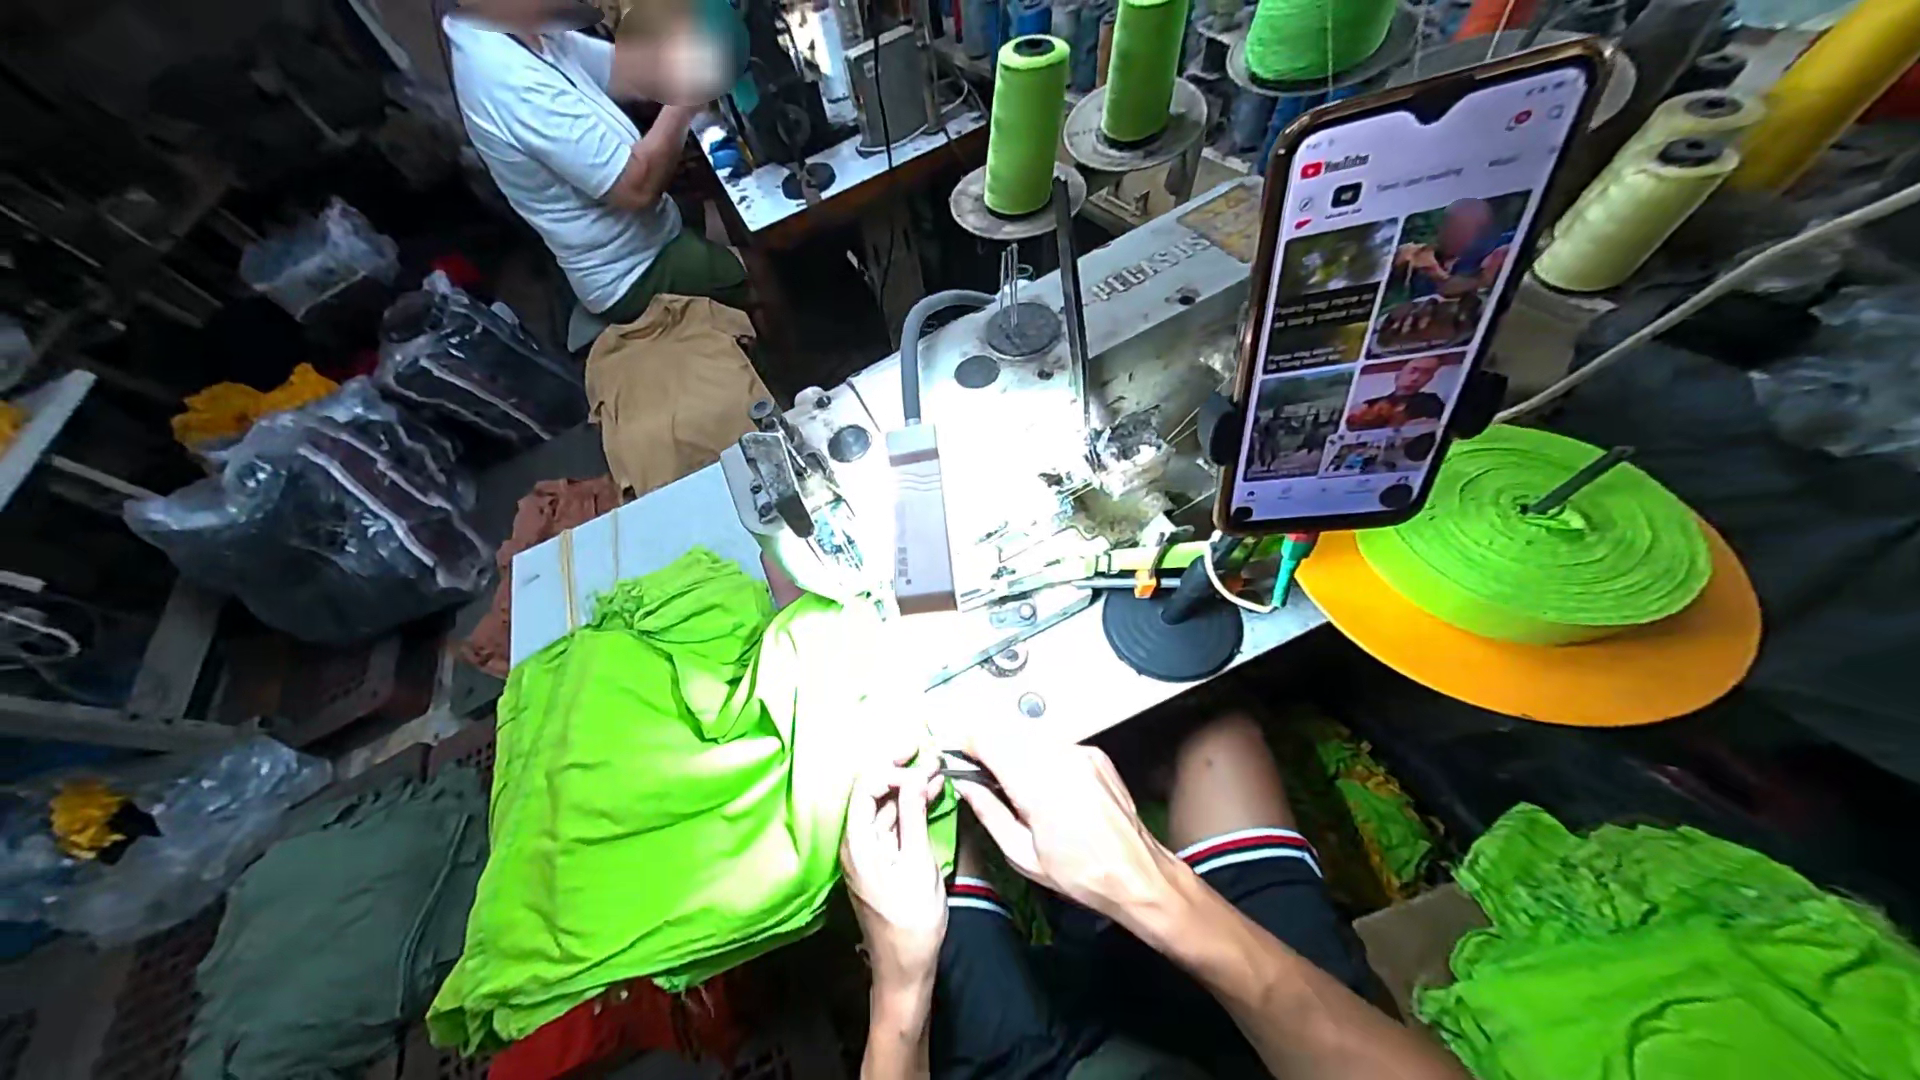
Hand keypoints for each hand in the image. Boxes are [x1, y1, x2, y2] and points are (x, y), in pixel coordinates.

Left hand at [841, 755, 946, 991]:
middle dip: (901, 769)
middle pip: (873, 792)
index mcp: (857, 842)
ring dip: (910, 786)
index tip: (917, 756)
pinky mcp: (883, 857)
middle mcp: (857, 842)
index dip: (890, 765)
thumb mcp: (918, 864)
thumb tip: (915, 775)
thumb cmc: (911, 923)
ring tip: (937, 766)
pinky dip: (911, 805)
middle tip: (927, 751)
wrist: (905, 970)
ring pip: (887, 805)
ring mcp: (870, 850)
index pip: (865, 787)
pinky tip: (931, 791)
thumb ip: (913, 816)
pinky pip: (894, 821)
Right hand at [953, 724, 1177, 924]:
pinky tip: (1049, 783)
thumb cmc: (1080, 875)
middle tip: (985, 775)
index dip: (968, 744)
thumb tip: (965, 786)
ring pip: (1031, 735)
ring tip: (1019, 783)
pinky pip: (1056, 743)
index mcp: (1037, 787)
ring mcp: (1080, 753)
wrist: (1137, 874)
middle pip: (1008, 733)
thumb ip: (989, 813)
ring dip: (1016, 750)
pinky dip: (1043, 755)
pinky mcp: (1095, 754)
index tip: (960, 755)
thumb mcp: (1022, 855)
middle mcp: (1059, 760)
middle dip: (991, 747)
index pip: (989, 742)